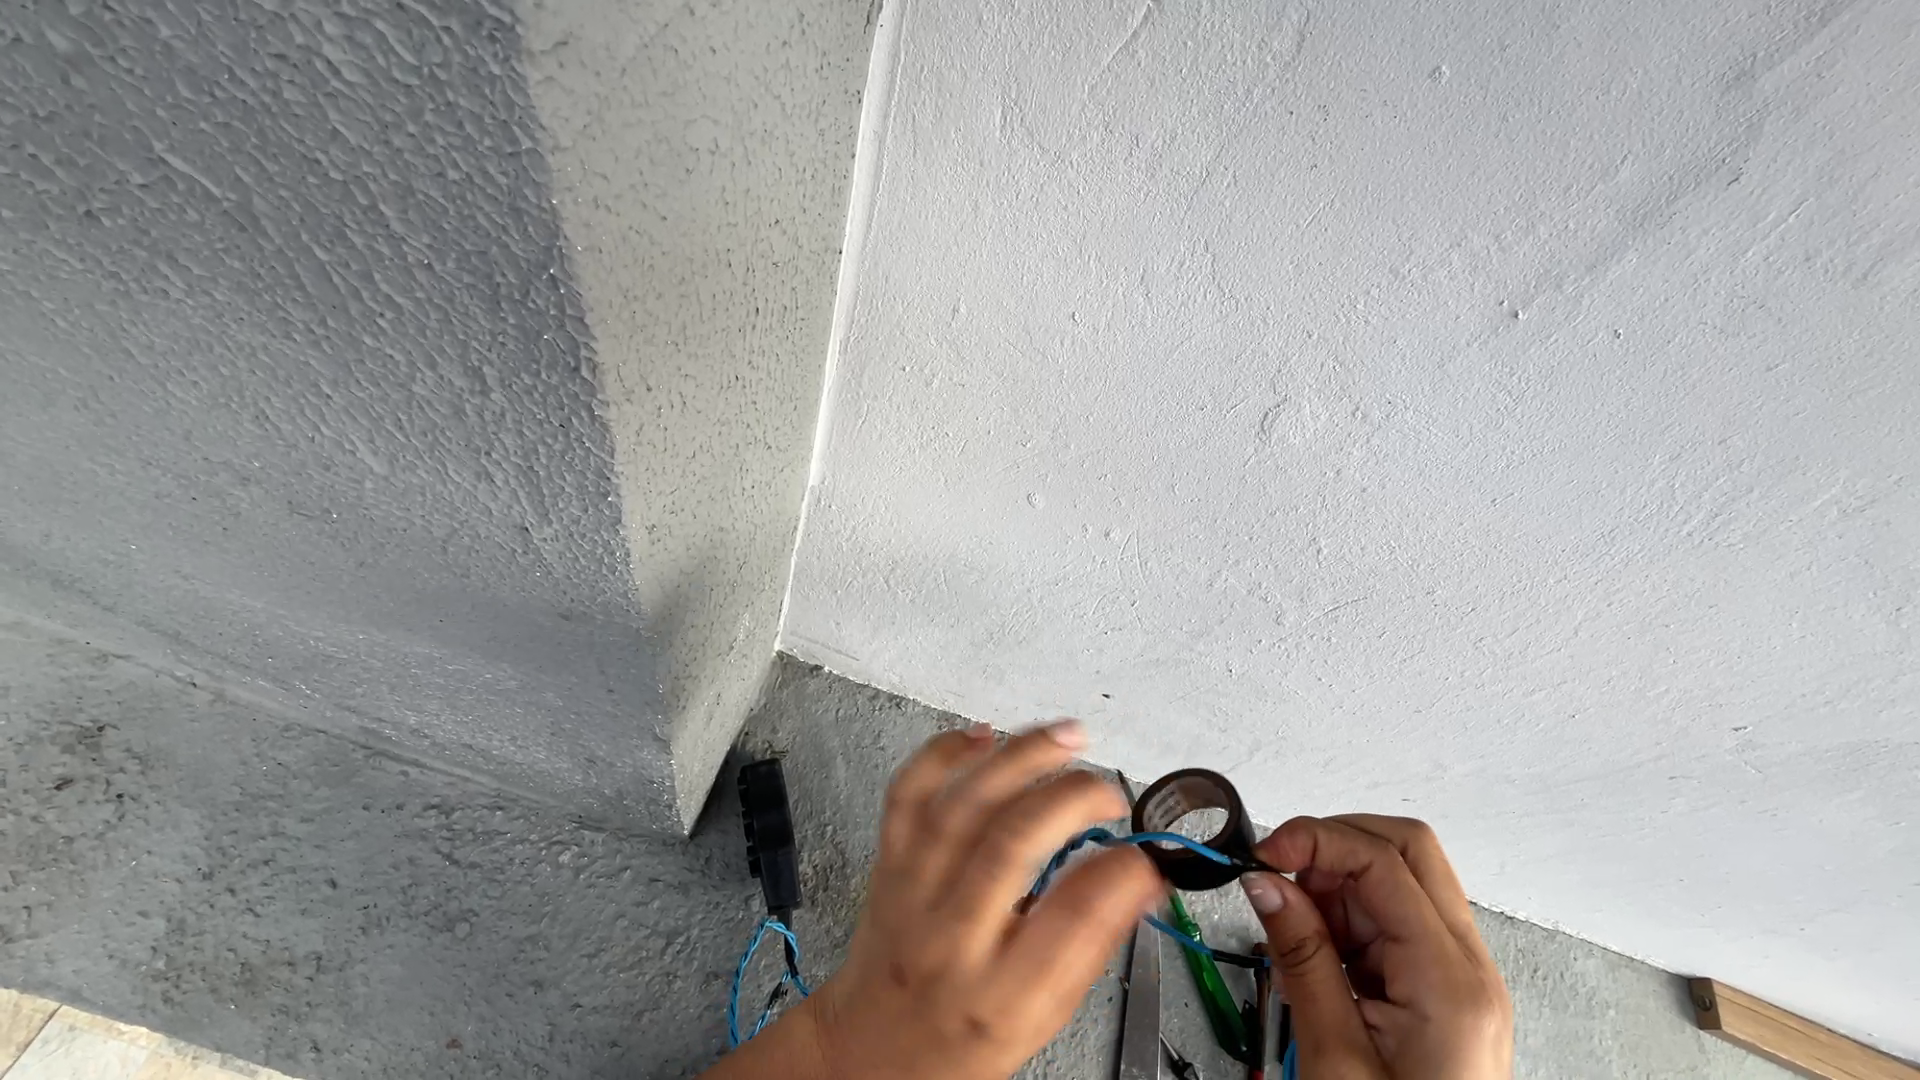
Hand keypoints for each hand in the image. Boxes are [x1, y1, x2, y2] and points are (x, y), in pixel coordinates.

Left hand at [705, 720, 1162, 1079]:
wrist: (871, 1050)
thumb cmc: (963, 1042)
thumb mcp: (1043, 1019)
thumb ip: (1092, 945)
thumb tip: (1143, 877)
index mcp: (1002, 996)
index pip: (1072, 919)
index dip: (1121, 870)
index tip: (1146, 851)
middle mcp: (951, 937)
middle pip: (1010, 844)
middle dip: (1070, 799)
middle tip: (1106, 791)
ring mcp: (911, 892)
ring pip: (961, 805)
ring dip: (1019, 758)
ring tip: (1066, 737)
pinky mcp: (887, 861)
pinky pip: (908, 792)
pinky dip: (944, 752)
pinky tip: (984, 735)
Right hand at [1241, 815, 1512, 1078]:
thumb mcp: (1333, 1055)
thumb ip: (1300, 955)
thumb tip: (1264, 880)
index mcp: (1449, 981)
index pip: (1384, 861)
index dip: (1316, 839)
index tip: (1261, 856)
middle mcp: (1466, 964)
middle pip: (1408, 848)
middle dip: (1334, 842)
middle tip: (1281, 872)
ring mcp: (1457, 971)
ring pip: (1396, 874)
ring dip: (1334, 879)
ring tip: (1292, 927)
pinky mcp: (1439, 982)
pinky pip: (1390, 914)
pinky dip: (1343, 912)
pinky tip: (1314, 949)